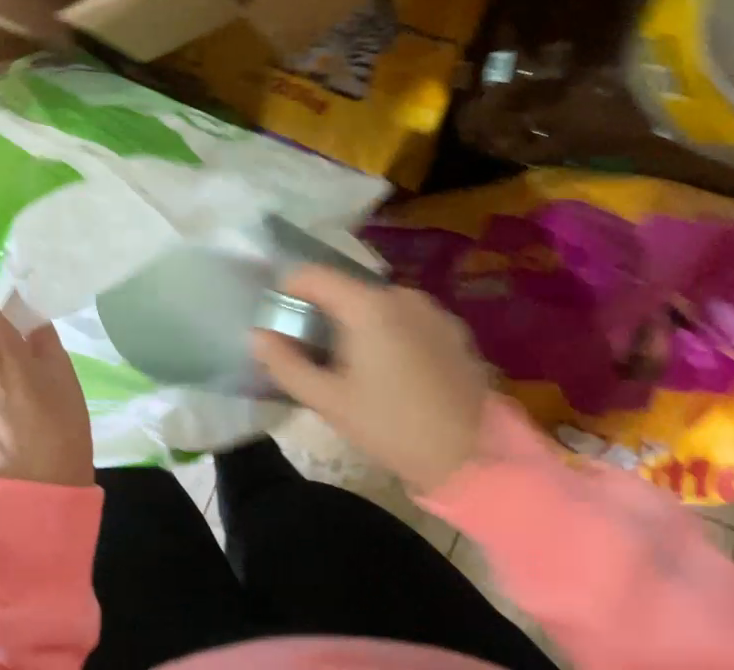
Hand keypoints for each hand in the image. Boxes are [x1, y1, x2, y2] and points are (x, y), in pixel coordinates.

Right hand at [252, 266, 489, 492]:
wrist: (475, 459)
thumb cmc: (393, 427)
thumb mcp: (329, 402)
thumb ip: (286, 364)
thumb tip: (258, 335)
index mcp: (368, 306)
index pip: (312, 274)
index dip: (288, 291)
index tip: (281, 320)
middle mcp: (402, 295)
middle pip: (346, 289)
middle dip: (324, 313)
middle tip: (316, 353)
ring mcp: (433, 310)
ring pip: (378, 305)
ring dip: (359, 323)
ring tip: (356, 366)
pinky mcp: (455, 330)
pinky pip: (407, 319)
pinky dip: (391, 333)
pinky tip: (394, 372)